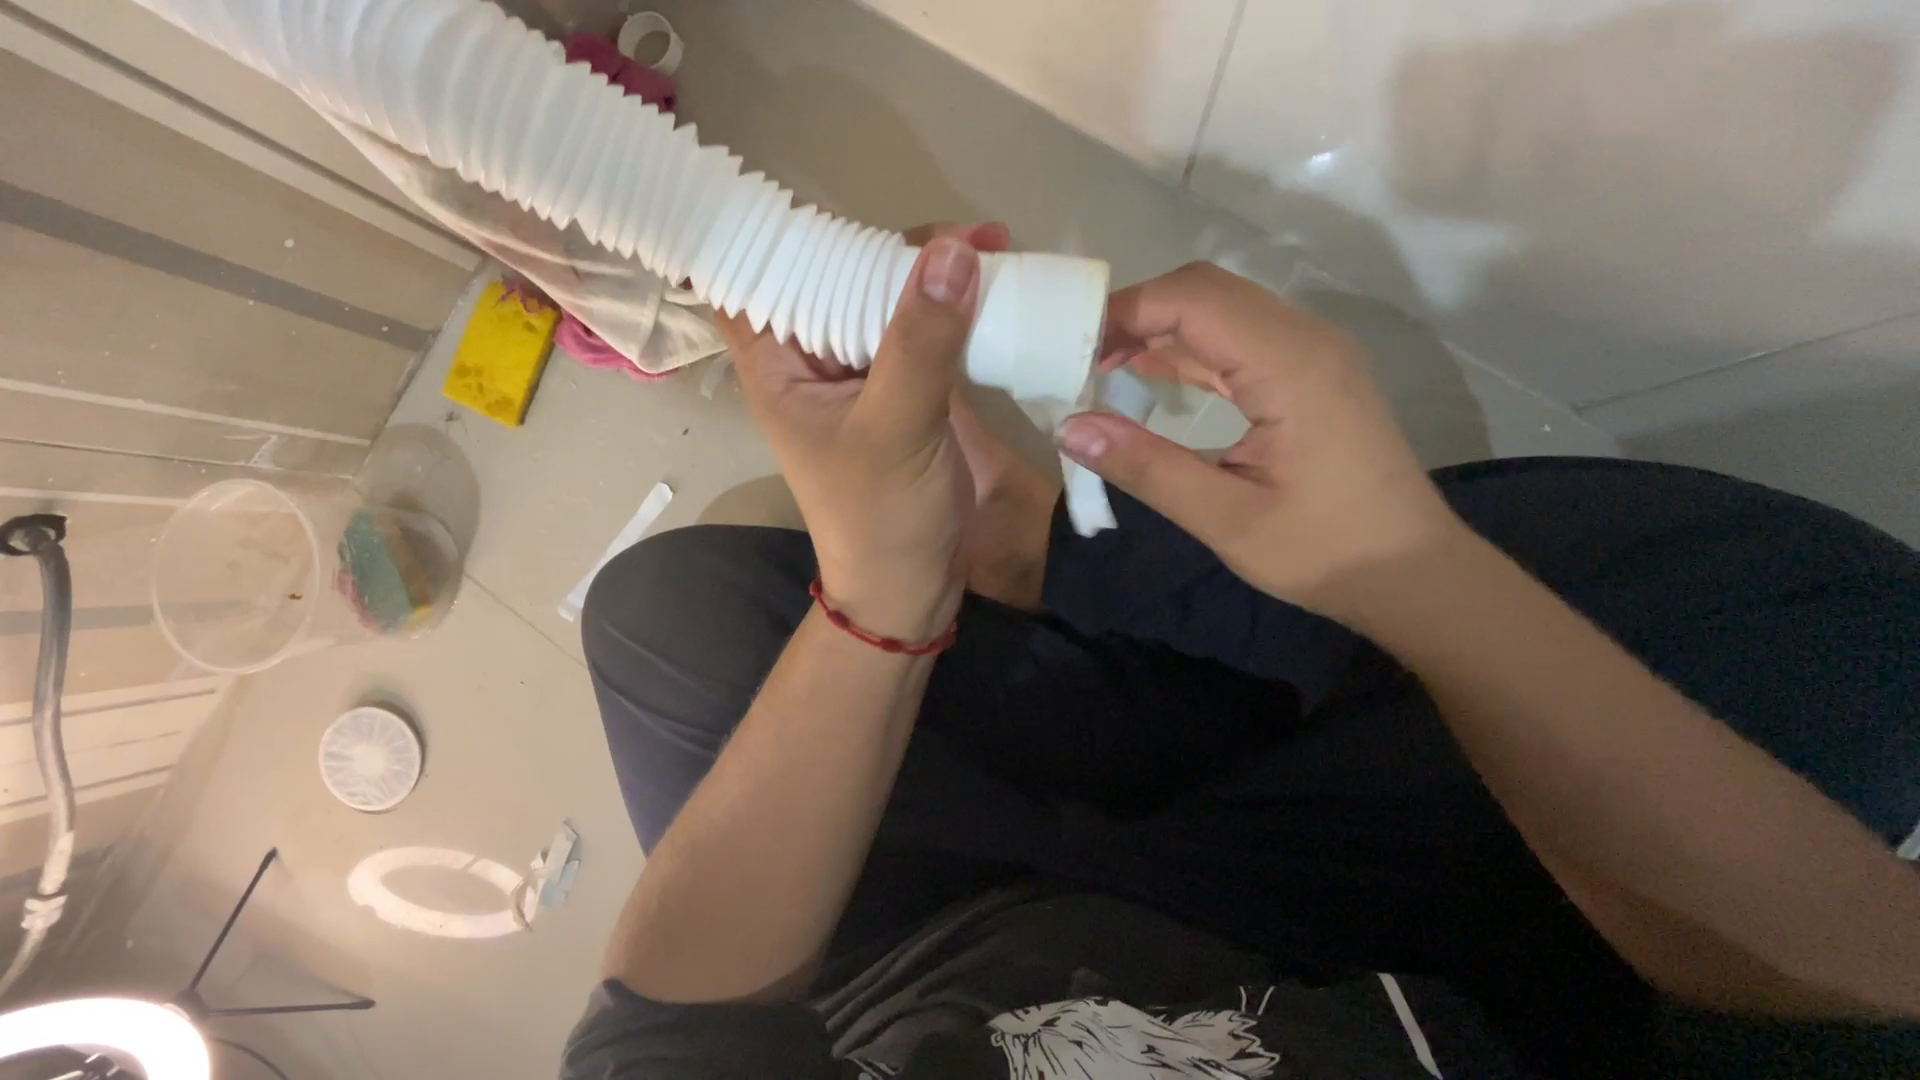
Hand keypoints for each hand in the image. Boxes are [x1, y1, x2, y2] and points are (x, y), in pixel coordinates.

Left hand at [718, 222, 1011, 640]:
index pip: (756, 275)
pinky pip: (924, 329)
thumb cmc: (882, 518)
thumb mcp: (896, 428)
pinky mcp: (906, 387)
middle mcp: (813, 360)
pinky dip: (955, 307)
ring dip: (933, 273)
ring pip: (886, 298)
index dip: (780, 231)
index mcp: (779, 366)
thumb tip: (954, 250)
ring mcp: (863, 372)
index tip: (838, 201)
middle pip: (836, 274)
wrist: (913, 588)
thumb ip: (921, 342)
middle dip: (891, 246)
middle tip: (964, 234)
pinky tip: (994, 285)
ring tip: (994, 247)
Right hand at [1057, 261, 1464, 622]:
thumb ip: (1147, 468)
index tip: (1069, 346)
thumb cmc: (1324, 551)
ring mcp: (1313, 353)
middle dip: (1137, 313)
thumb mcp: (1226, 519)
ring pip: (1223, 310)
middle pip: (1206, 290)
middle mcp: (1305, 339)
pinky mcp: (1311, 374)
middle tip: (1080, 358)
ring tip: (1101, 367)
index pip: (1191, 300)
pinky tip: (1150, 377)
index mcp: (1289, 364)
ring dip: (1161, 329)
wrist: (1412, 572)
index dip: (1124, 311)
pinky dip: (1190, 350)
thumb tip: (1069, 428)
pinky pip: (1240, 340)